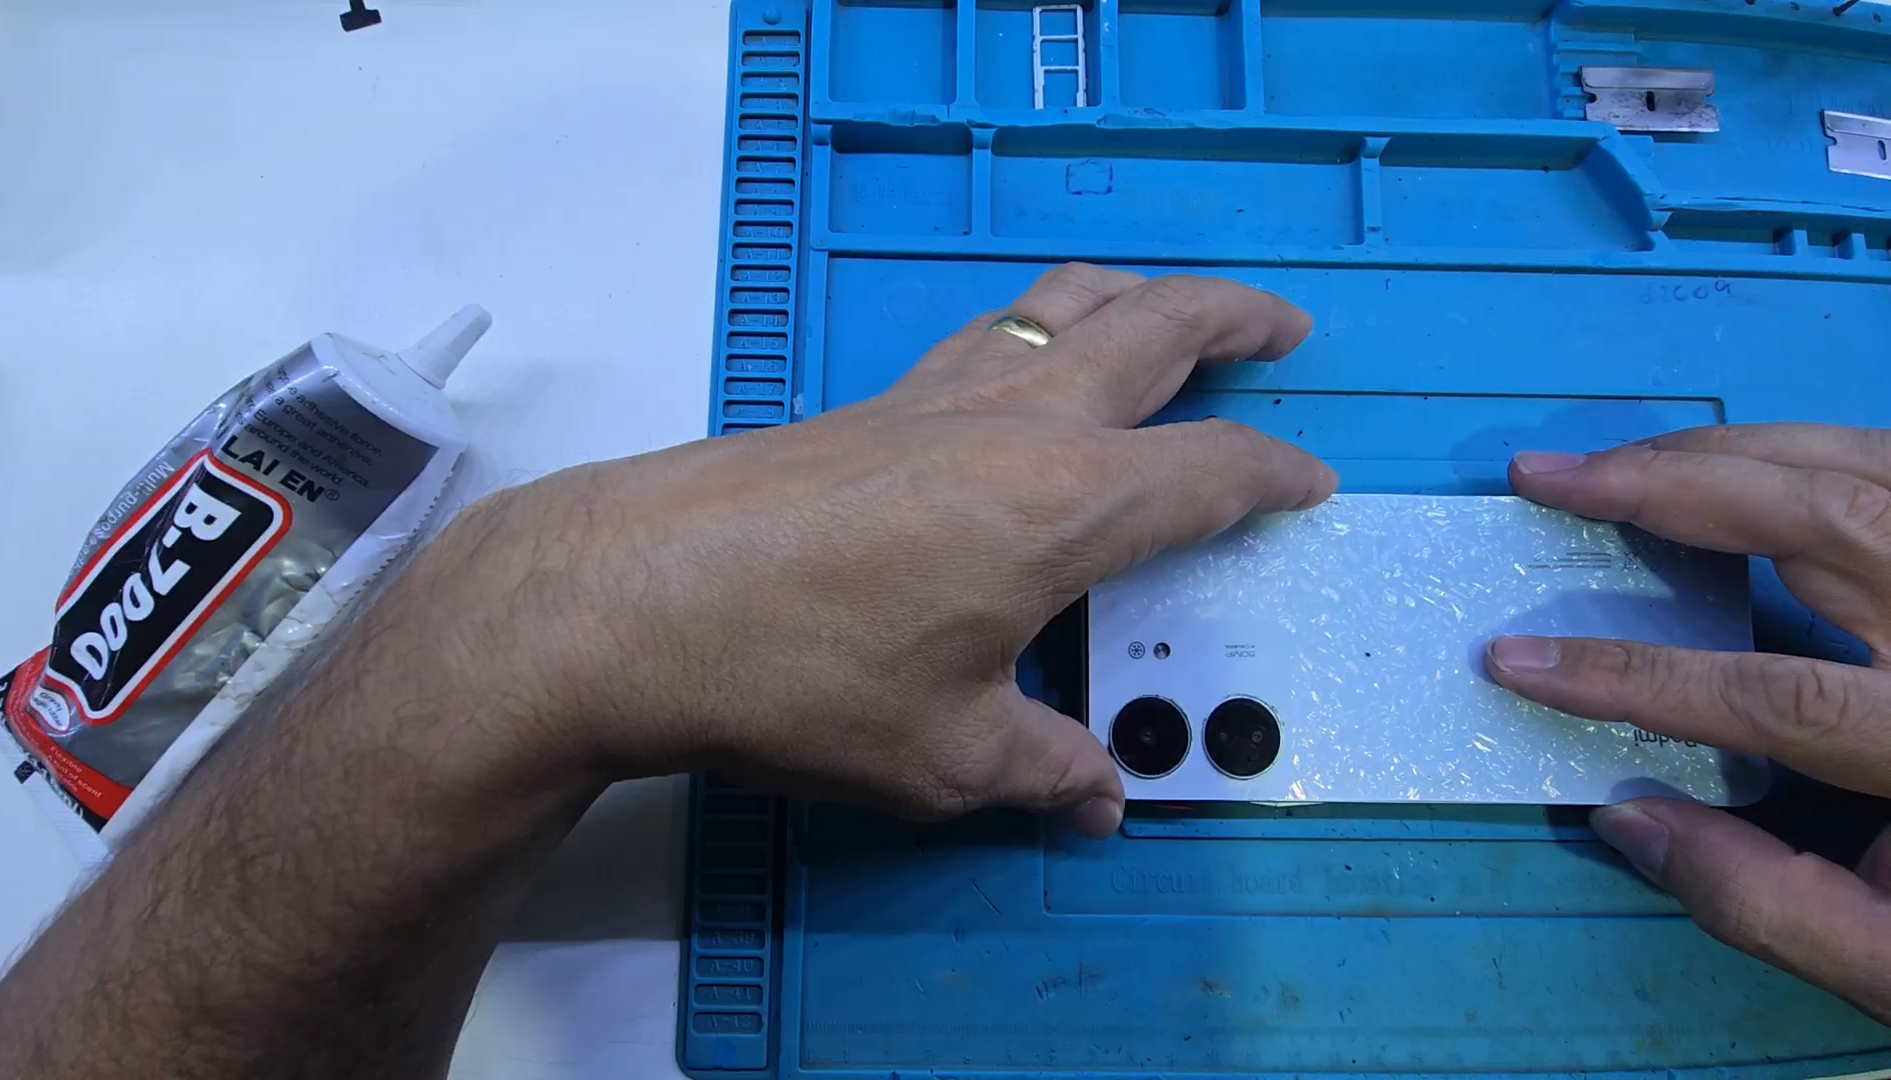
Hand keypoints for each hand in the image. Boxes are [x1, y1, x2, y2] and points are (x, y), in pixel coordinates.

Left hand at [433, 264, 1334, 835]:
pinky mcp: (875, 400)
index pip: (1212, 470)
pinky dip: (1042, 329)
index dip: (1275, 477)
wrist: (634, 600)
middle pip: (1156, 325)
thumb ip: (1041, 771)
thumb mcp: (944, 754)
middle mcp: (1016, 421)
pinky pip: (989, 335)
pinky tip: (1034, 367)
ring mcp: (938, 394)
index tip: (1307, 487)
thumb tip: (1097, 801)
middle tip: (1282, 328)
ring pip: (1065, 303)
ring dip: (1135, 300)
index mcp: (1066, 503)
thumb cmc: (802, 677)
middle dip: (1235, 317)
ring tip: (1168, 320)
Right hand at [1485, 425, 1890, 1020]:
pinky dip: (1804, 454)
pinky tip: (1730, 465)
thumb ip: (1770, 904)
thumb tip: (1624, 819)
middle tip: (1549, 475)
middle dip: (1663, 489)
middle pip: (1829, 524)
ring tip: (1611, 462)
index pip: (1770, 694)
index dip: (1625, 673)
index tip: (1512, 659)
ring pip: (1870, 470)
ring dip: (1722, 454)